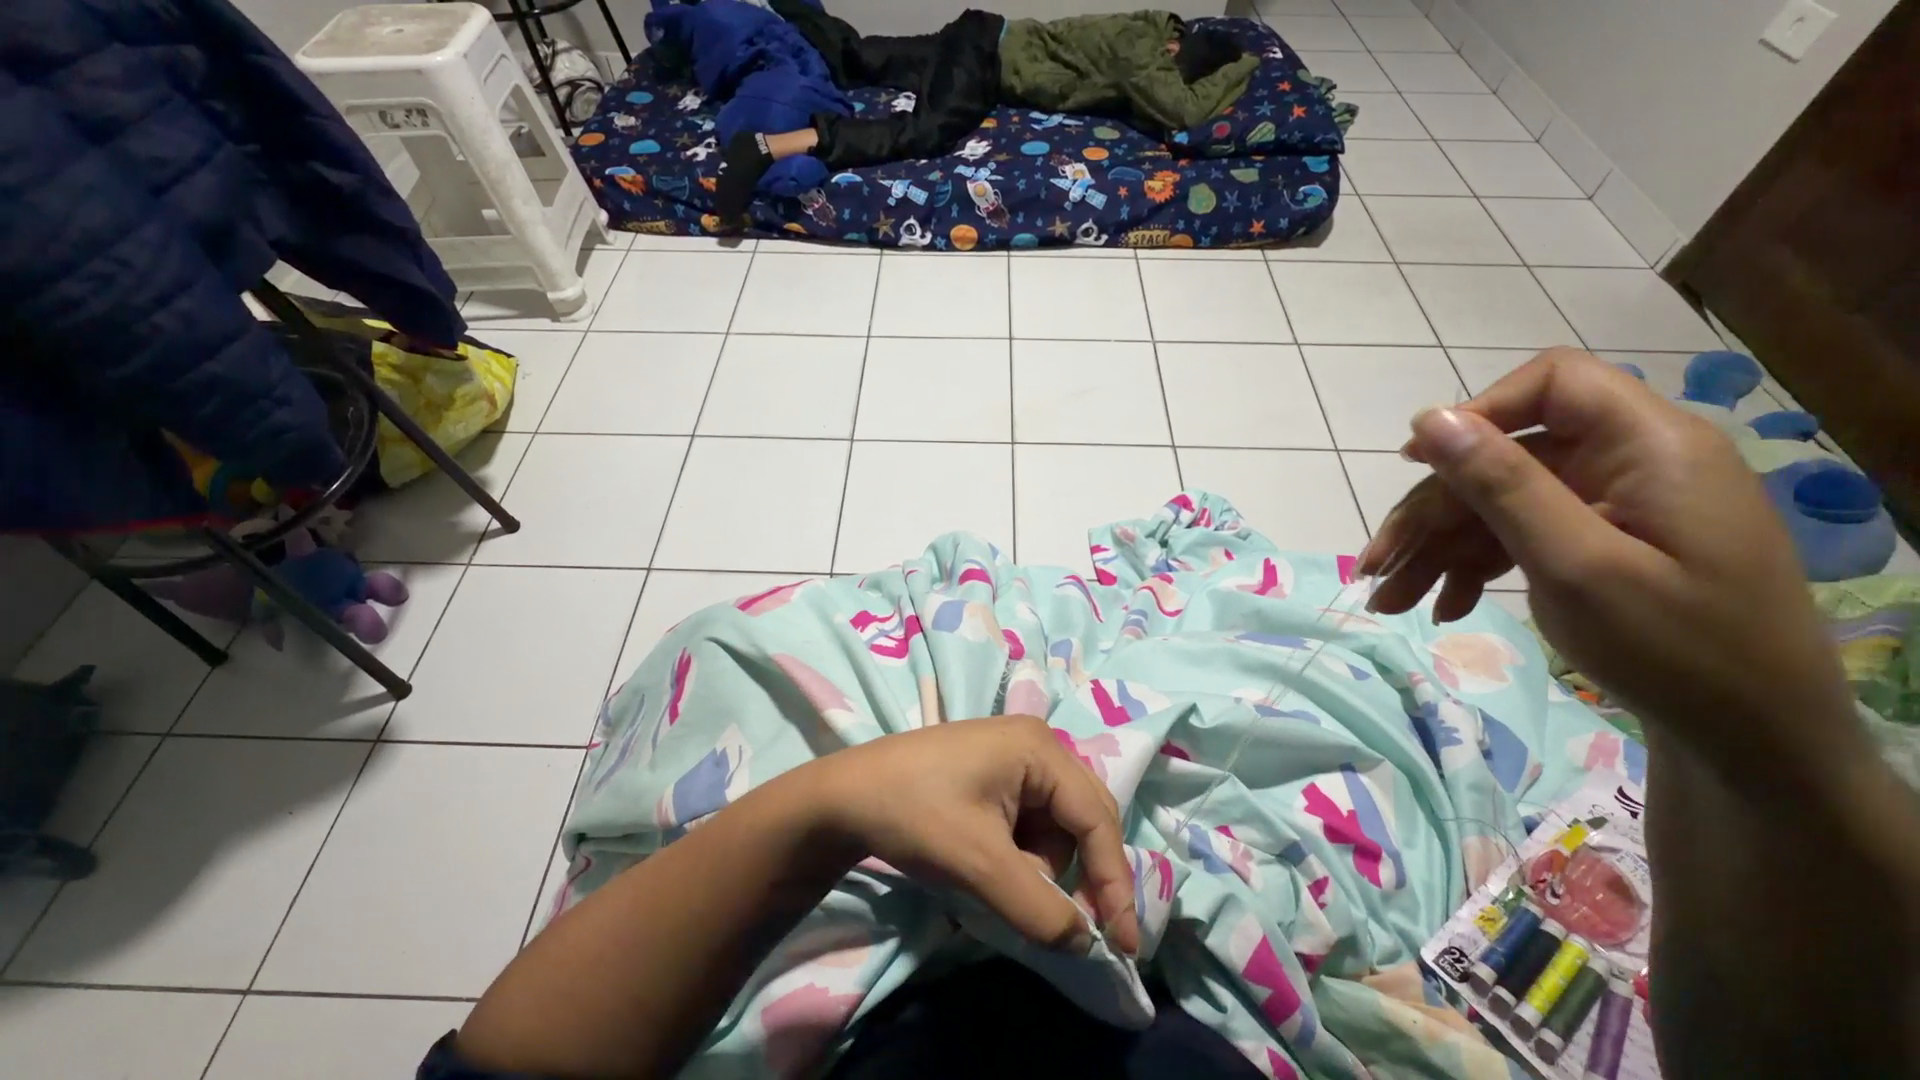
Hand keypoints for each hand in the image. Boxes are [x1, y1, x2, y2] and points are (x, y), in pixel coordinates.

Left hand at [798, 715, 1140, 956]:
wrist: (841, 797)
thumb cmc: (913, 815)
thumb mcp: (978, 865)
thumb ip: (1038, 906)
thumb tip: (1085, 944)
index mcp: (1040, 749)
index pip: (1097, 820)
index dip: (1115, 884)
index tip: (1122, 945)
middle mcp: (1037, 745)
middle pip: (1084, 820)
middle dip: (1080, 877)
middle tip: (1076, 931)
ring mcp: (1014, 757)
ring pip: (1056, 828)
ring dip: (1039, 868)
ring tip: (993, 882)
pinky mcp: (993, 776)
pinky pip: (1030, 824)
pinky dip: (1020, 857)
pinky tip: (987, 867)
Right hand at [1358, 348, 1859, 773]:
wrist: (1757, 744)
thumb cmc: (1678, 650)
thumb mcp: (1576, 567)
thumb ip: (1502, 486)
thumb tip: (1429, 418)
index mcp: (1648, 445)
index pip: (1552, 383)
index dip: (1478, 413)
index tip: (1417, 466)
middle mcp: (1633, 462)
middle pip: (1508, 457)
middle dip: (1433, 512)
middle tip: (1375, 569)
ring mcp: (1620, 507)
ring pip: (1504, 502)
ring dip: (1441, 548)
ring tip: (1391, 601)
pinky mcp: (1609, 545)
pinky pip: (1526, 536)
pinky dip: (1479, 567)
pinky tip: (1446, 607)